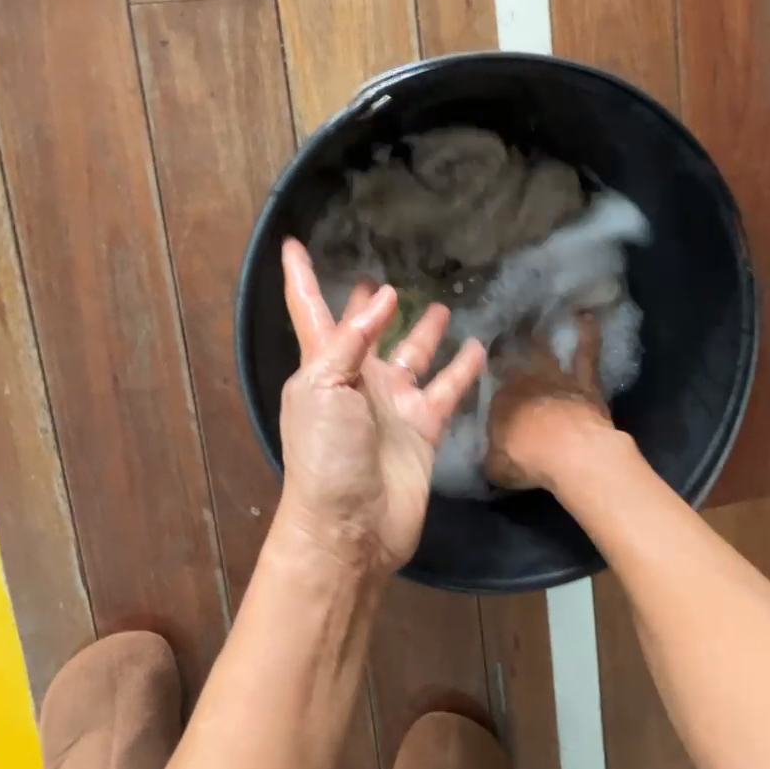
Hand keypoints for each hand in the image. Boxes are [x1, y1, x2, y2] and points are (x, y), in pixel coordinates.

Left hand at [275, 240, 486, 575]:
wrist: (352, 523)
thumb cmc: (325, 453)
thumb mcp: (323, 386)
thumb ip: (352, 340)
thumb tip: (385, 298)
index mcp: (323, 365)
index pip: (309, 310)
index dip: (300, 277)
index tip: (291, 245)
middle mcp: (358, 380)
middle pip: (365, 332)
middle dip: (368, 306)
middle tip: (382, 277)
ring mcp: (393, 404)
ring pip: (412, 355)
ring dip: (423, 332)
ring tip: (441, 304)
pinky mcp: (424, 427)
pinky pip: (447, 388)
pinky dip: (463, 369)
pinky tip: (479, 345)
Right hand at [485, 314, 616, 490]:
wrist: (570, 453)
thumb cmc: (528, 460)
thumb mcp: (495, 465)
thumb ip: (489, 454)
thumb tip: (484, 453)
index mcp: (499, 400)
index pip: (488, 381)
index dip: (483, 368)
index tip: (477, 358)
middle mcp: (524, 381)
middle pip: (513, 357)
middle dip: (507, 341)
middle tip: (502, 327)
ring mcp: (556, 378)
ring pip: (545, 348)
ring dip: (539, 332)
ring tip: (534, 314)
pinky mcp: (586, 382)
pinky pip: (587, 353)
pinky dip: (587, 334)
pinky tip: (586, 316)